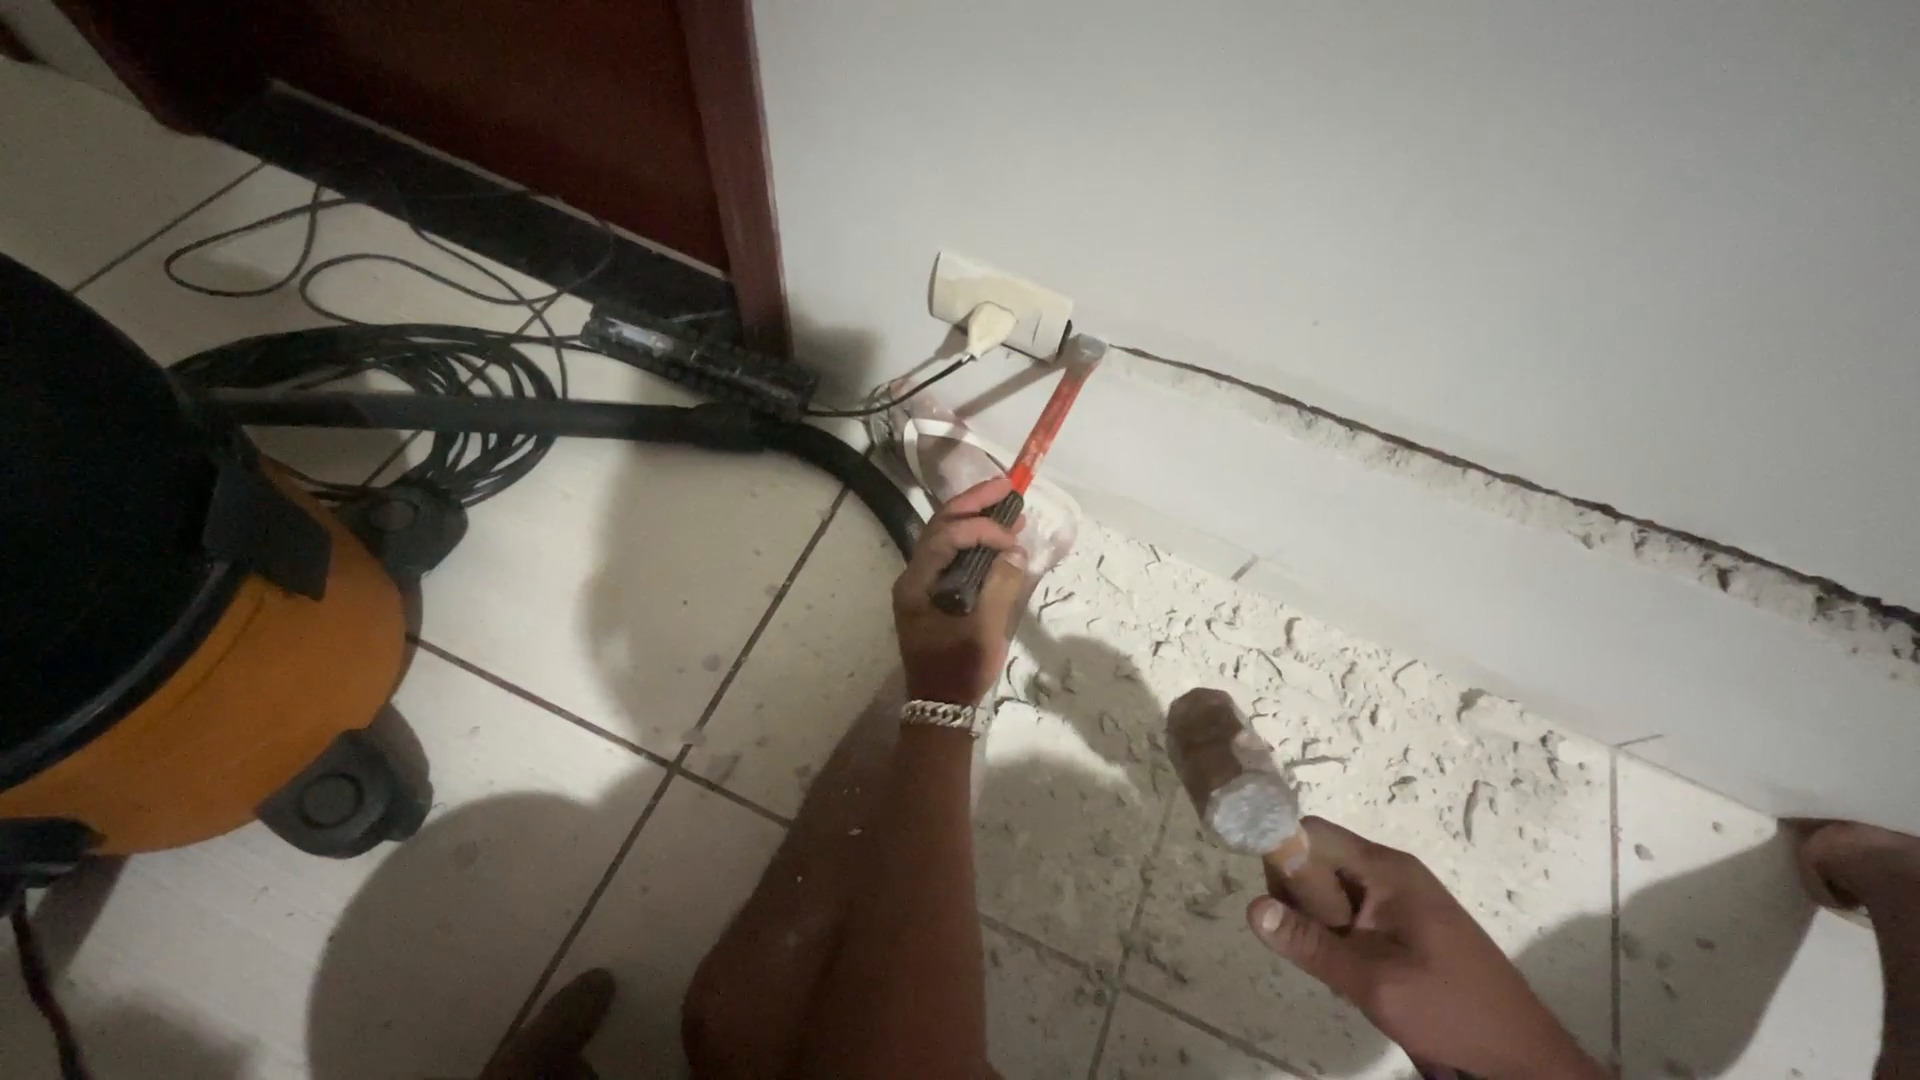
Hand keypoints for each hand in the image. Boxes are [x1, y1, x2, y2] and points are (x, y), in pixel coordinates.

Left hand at [892, 478, 1028, 704]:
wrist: (940, 706)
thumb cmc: (958, 670)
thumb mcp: (983, 632)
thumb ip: (998, 587)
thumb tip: (1014, 553)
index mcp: (916, 584)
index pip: (946, 537)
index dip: (980, 529)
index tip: (1012, 539)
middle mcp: (914, 577)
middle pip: (942, 527)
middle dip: (974, 504)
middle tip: (1006, 486)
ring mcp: (923, 584)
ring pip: (946, 538)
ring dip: (976, 519)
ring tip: (1008, 505)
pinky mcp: (936, 594)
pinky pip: (953, 557)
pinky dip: (975, 543)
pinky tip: (999, 539)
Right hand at [1246, 818, 1605, 1079]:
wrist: (1523, 1057)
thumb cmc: (1450, 1011)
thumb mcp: (1373, 982)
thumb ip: (1310, 944)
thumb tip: (1250, 906)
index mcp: (1385, 868)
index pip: (1310, 832)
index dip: (1281, 854)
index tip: (1272, 900)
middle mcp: (1389, 869)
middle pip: (1315, 857)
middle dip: (1298, 896)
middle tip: (1309, 944)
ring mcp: (1397, 894)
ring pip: (1328, 886)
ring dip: (1317, 920)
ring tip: (1336, 964)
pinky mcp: (1401, 919)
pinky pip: (1348, 907)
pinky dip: (1337, 933)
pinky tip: (1351, 969)